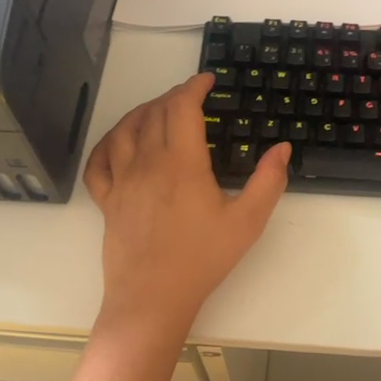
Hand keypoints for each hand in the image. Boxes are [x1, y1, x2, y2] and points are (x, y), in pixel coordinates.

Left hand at [84, 73, 289, 337]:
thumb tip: (282, 149)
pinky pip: (99, 161)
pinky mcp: (106, 200)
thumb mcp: (247, 222)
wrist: (151, 299)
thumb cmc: (201, 260)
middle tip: (192, 96)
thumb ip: (268, 181)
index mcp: (181, 163)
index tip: (207, 80)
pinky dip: (108, 142)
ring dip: (143, 111)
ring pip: (125, 129)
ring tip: (159, 109)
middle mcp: (146, 163)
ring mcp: (121, 181)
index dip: (194, 86)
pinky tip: (119, 141)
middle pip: (154, 112)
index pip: (181, 107)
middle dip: (173, 96)